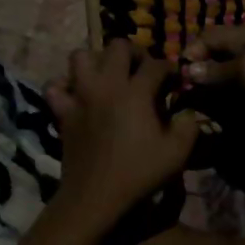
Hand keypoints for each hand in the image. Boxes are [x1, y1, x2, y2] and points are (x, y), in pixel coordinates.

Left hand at [46, 39, 201, 217]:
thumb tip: (186, 111)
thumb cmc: (139, 173)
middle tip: (143, 72)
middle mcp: (107, 86)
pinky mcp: (63, 112)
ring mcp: (80, 96)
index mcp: (136, 92)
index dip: (170, 69)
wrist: (95, 198)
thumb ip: (189, 125)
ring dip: (97, 61)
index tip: (175, 81)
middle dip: (134, 53)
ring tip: (109, 77)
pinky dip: (65, 85)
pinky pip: (55, 86)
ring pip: (81, 56)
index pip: (156, 64)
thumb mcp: (178, 152)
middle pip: (118, 47)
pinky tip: (78, 95)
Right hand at [182, 26, 244, 112]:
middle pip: (213, 51)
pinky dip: (218, 91)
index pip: (208, 36)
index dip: (192, 51)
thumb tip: (187, 72)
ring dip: (206, 81)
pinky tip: (210, 101)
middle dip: (197, 67)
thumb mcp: (244, 70)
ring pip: (219, 70)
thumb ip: (215, 70)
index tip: (180, 73)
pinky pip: (229, 85)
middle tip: (184, 86)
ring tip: (194, 96)